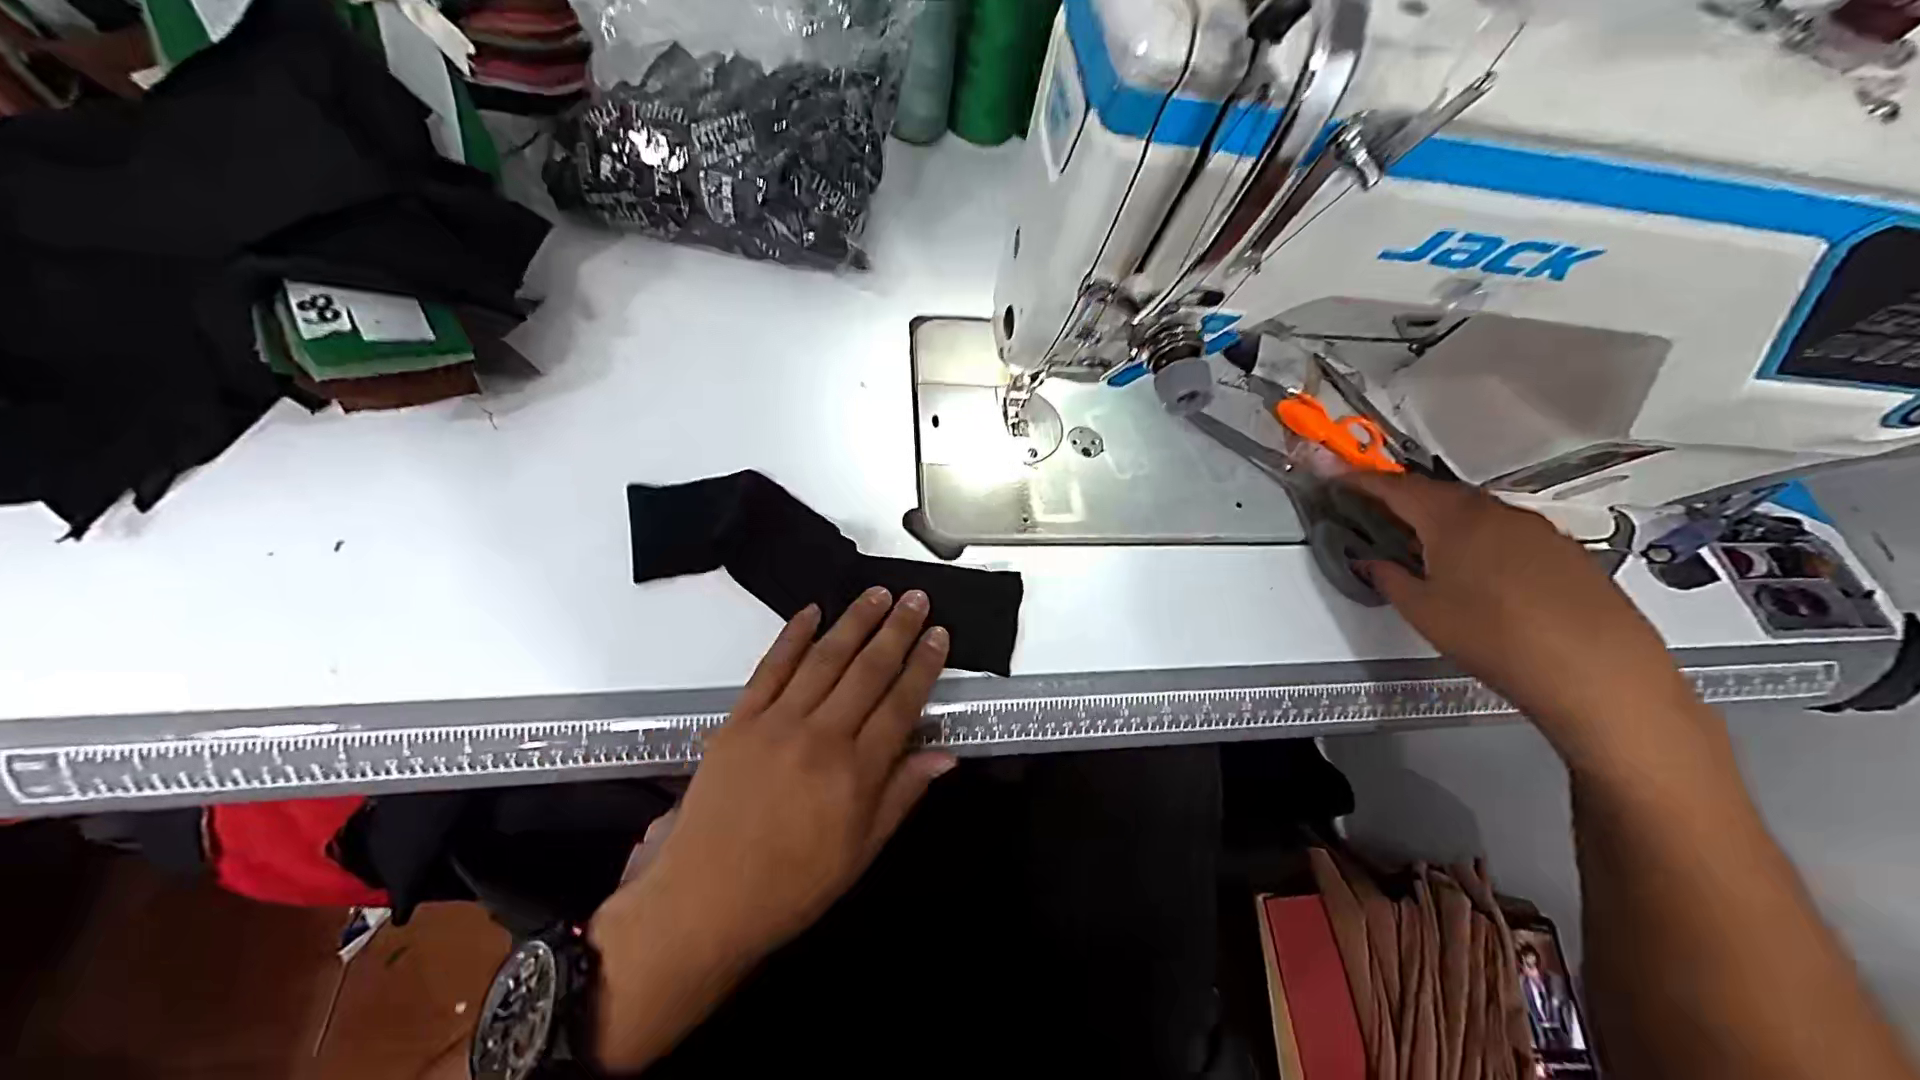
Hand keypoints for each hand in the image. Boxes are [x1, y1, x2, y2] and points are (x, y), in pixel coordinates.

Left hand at [586, 590, 954, 1071]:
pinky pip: (770, 668)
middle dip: (897, 630)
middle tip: (917, 598)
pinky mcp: (739, 720)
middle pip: (868, 671)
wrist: (702, 902)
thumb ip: (902, 795)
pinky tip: (812, 611)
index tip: (939, 635)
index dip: (923, 666)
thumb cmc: (791, 887)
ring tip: (877, 594)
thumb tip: (945, 755)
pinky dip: (792, 636)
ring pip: (824, 659)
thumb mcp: (860, 852)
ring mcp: (777, 723)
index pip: (901, 704)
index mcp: (856, 773)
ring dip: (854, 622)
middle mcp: (821, 737)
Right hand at [1344, 473, 1709, 772]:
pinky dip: (1478, 538)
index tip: (1341, 479)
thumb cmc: (1499, 637)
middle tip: (1375, 512)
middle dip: (1402, 499)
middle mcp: (1496, 513)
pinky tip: (1473, 570)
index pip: (1396, 488)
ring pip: (1474, 512)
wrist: (1594, 670)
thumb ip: (1389, 578)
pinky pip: (1507, 531)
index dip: (1363, 482)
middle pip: (1437, 493)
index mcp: (1453, 519)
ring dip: (1442, 520)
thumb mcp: (1422, 610)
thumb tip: (1374, 564)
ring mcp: (1536, 529)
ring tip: (1420, 545)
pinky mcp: (1564, 551)